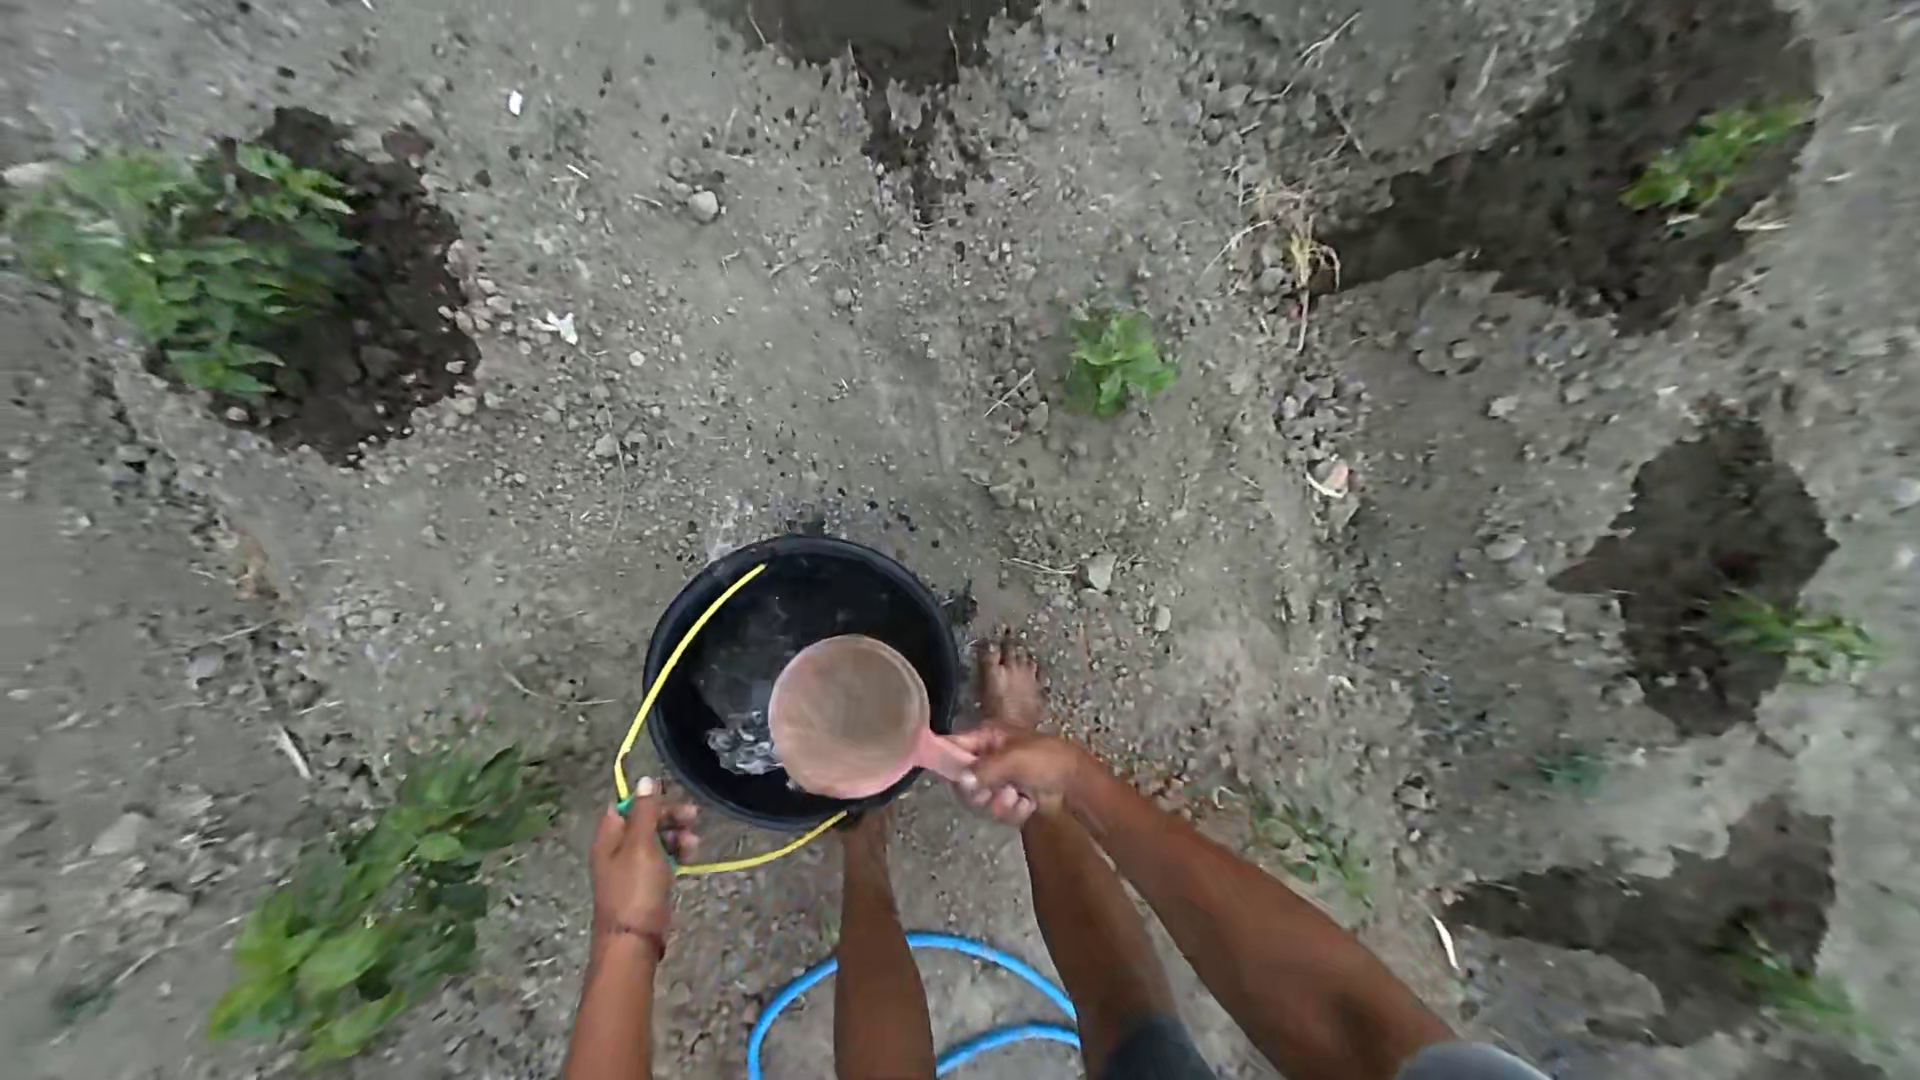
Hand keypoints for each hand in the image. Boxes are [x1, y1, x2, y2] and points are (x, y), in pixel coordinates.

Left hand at [589, 778, 698, 944]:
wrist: (634, 940)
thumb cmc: (635, 888)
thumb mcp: (641, 844)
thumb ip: (645, 811)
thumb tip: (645, 779)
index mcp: (609, 837)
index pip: (626, 805)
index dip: (648, 798)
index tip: (671, 796)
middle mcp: (618, 849)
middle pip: (645, 819)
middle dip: (670, 816)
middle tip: (693, 816)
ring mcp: (633, 866)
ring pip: (658, 837)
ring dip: (678, 834)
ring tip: (693, 843)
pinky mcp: (647, 881)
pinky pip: (664, 856)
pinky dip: (677, 852)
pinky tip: (690, 856)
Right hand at [951, 725, 1095, 825]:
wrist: (1077, 782)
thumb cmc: (1047, 760)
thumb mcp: (1014, 759)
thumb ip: (985, 769)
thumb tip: (962, 781)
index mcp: (986, 736)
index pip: (953, 747)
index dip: (949, 763)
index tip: (959, 780)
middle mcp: (987, 756)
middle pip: (962, 781)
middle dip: (981, 792)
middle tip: (994, 792)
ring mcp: (997, 777)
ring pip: (979, 799)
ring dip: (1000, 804)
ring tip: (1018, 797)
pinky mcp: (1007, 796)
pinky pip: (996, 809)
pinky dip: (1012, 810)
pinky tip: (1027, 804)